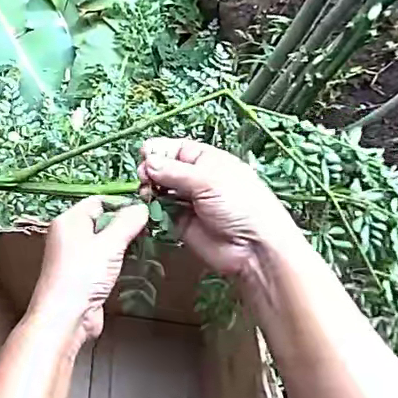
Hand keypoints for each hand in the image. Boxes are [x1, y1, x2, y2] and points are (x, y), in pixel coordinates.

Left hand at [25, 196, 150, 340]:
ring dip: (124, 243)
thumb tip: (141, 207)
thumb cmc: (82, 275)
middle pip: (102, 220)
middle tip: (149, 228)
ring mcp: (75, 256)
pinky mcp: (83, 275)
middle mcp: (69, 235)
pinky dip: (117, 259)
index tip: (145, 210)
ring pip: (104, 241)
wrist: (65, 318)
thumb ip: (127, 222)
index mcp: (69, 220)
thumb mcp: (109, 243)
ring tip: (145, 244)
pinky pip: (103, 259)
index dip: (122, 204)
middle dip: (125, 224)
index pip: (98, 201)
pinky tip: (133, 262)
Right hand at [138, 138, 303, 278]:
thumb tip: (148, 161)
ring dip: (150, 189)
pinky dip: (153, 208)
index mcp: (207, 161)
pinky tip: (150, 206)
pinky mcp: (181, 223)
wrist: (254, 249)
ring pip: (160, 189)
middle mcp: (196, 179)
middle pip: (165, 168)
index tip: (143, 154)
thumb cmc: (240, 205)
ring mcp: (188, 201)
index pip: (177, 149)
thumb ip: (175, 172)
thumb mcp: (208, 181)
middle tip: (144, 177)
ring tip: (147, 193)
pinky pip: (161, 211)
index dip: (159, 150)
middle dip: (151, 170)